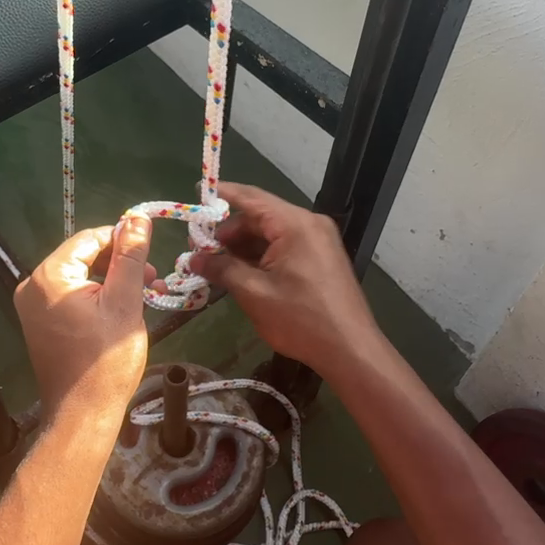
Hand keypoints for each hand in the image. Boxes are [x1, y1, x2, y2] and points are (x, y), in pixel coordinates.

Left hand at [14, 214, 155, 420]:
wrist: (82, 416)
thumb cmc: (106, 360)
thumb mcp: (125, 302)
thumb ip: (130, 257)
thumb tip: (137, 217)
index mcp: (49, 275)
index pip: (89, 238)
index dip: (122, 239)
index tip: (152, 252)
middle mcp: (33, 286)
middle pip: (83, 256)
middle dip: (120, 263)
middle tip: (154, 280)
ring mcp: (33, 307)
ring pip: (81, 277)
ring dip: (113, 281)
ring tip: (146, 295)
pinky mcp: (40, 324)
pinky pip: (71, 296)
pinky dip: (98, 297)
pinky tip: (123, 308)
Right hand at [193, 182, 383, 376]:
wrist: (351, 351)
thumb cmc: (302, 319)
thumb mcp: (254, 293)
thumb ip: (222, 269)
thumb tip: (193, 259)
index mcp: (294, 224)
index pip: (251, 197)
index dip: (221, 194)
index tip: (196, 193)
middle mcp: (308, 224)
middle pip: (258, 216)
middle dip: (227, 232)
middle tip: (198, 249)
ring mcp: (316, 241)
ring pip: (269, 234)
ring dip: (241, 247)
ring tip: (213, 265)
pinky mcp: (318, 259)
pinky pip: (282, 247)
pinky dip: (259, 256)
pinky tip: (238, 272)